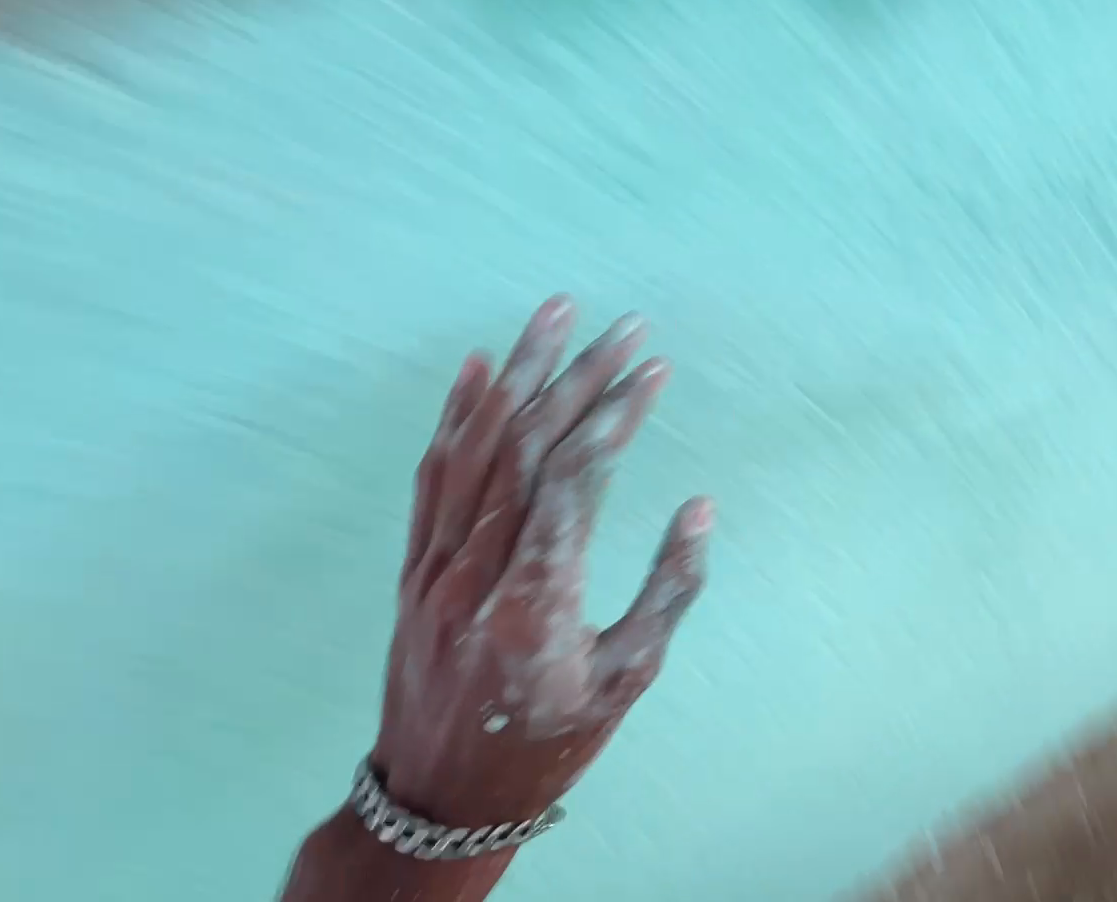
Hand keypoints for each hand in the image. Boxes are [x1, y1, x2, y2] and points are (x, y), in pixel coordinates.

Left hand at [377, 294, 712, 827]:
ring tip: (555, 314)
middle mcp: (478, 568)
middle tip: (624, 326)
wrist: (438, 801)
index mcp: (537, 598)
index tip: (654, 369)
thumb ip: (670, 587)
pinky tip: (476, 369)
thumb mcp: (630, 677)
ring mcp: (437, 563)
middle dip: (580, 374)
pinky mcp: (417, 566)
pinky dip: (457, 415)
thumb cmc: (550, 741)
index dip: (618, 413)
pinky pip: (434, 476)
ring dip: (520, 371)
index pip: (578, 476)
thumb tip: (699, 507)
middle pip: (530, 444)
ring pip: (479, 445)